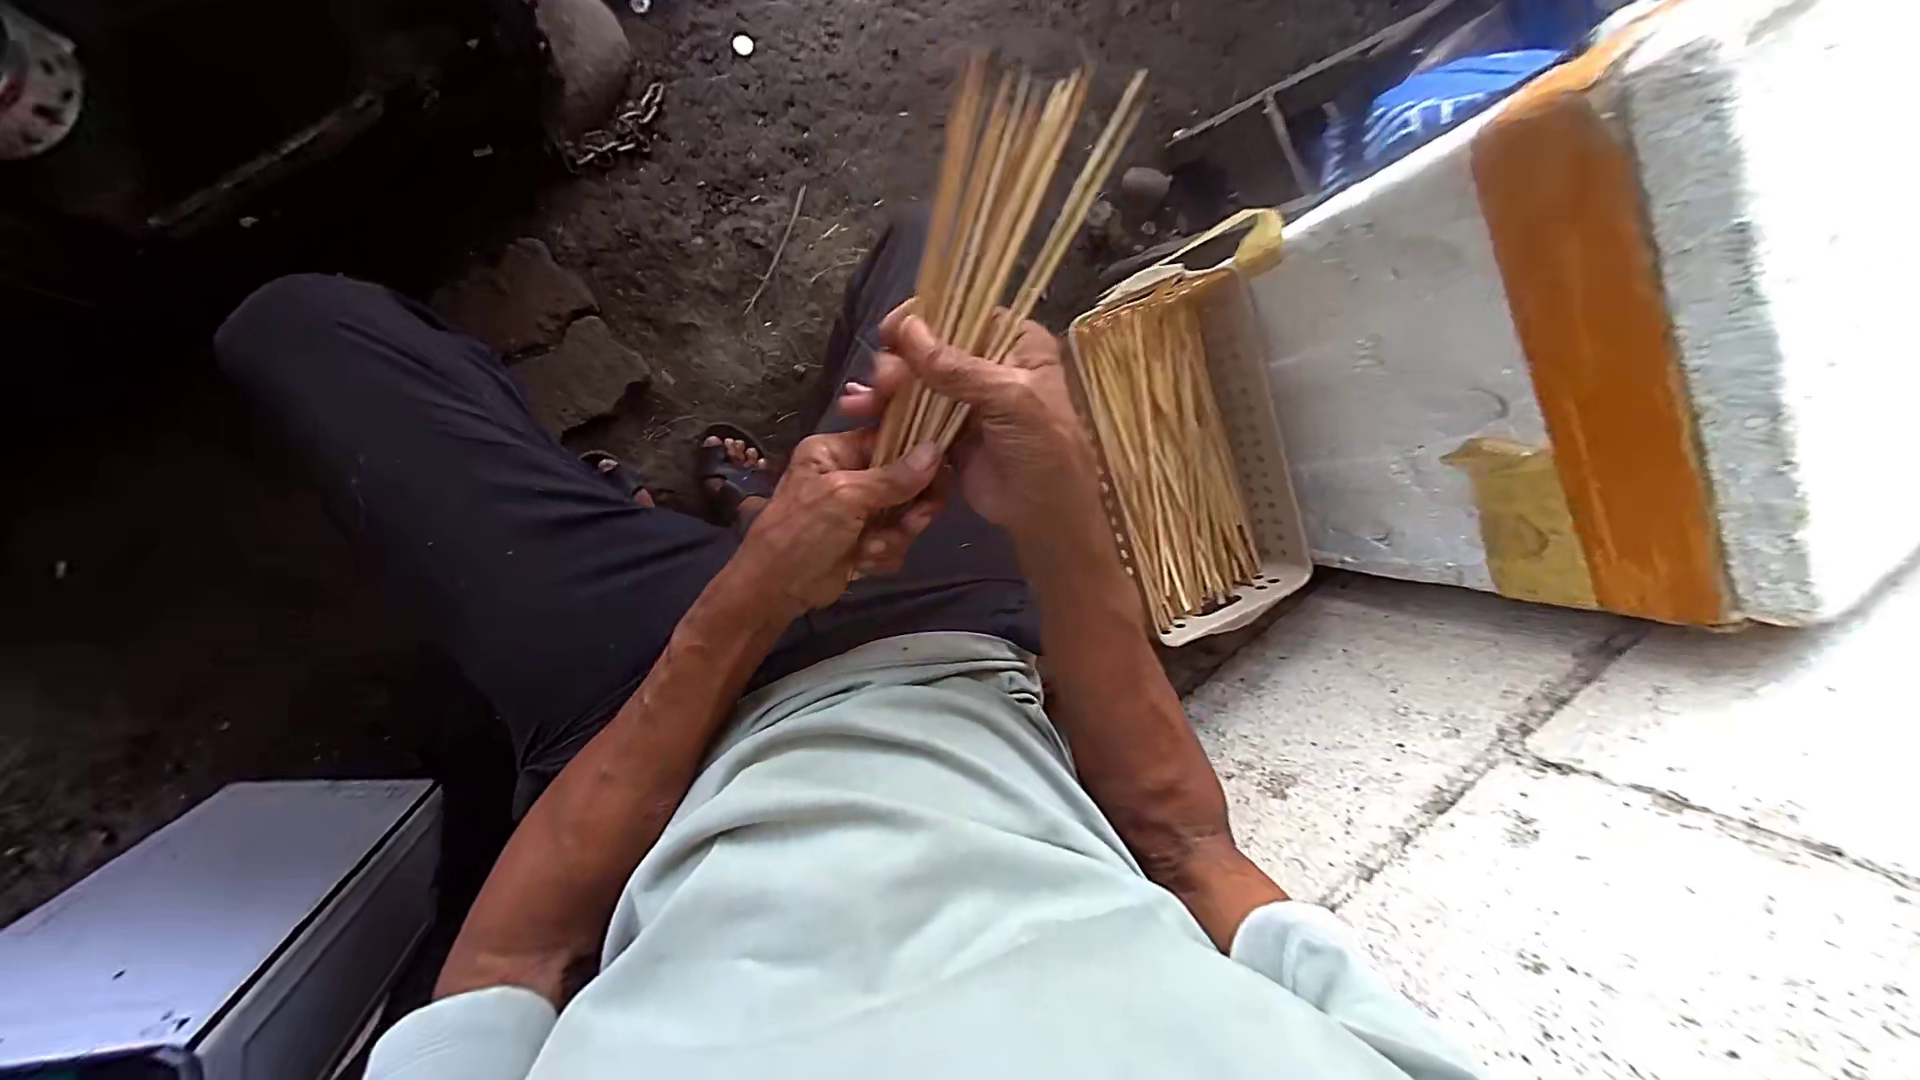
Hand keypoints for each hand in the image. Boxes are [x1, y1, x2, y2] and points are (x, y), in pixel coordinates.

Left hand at [729, 429, 943, 615]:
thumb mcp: (845, 497)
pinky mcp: (866, 540)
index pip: (888, 438)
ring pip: (906, 514)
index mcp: (836, 451)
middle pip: (906, 480)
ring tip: (871, 549)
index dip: (917, 455)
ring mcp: (859, 510)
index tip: (941, 472)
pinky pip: (897, 540)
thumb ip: (893, 477)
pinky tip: (864, 562)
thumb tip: (935, 450)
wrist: (776, 591)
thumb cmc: (801, 533)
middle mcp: (850, 475)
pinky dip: (885, 553)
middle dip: (910, 506)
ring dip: (895, 535)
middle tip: (914, 521)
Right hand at [850, 305, 1105, 549]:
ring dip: (886, 388)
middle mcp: (989, 364)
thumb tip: (907, 328)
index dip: (924, 319)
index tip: (890, 332)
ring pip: (917, 381)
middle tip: (881, 382)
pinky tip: (862, 413)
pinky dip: (888, 413)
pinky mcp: (948, 431)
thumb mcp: (1008, 399)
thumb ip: (956, 367)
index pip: (964, 314)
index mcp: (1015, 343)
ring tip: (862, 403)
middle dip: (898, 361)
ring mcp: (966, 399)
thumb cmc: (1042, 449)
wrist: (1045, 513)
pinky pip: (913, 414)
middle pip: (932, 349)